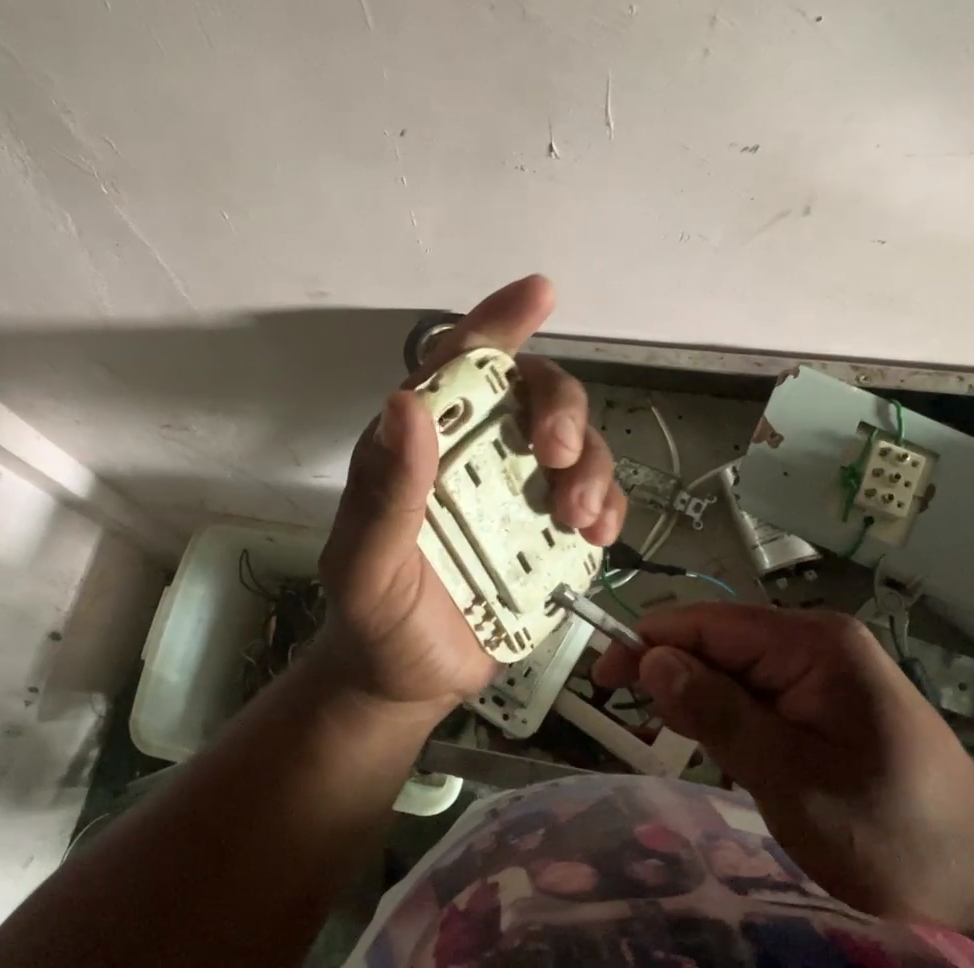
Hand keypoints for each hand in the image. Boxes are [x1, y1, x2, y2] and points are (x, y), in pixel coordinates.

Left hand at [315, 275, 626, 714]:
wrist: (406, 680)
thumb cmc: (375, 618)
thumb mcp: (365, 564)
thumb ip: (383, 492)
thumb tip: (407, 403)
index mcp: (420, 444)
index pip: (456, 364)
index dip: (496, 323)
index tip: (538, 293)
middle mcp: (474, 452)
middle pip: (532, 393)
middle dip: (559, 407)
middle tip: (560, 454)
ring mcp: (517, 490)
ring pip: (576, 442)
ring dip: (592, 464)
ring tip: (580, 516)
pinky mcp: (550, 531)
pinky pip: (595, 497)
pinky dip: (608, 504)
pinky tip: (598, 534)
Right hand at [593, 603, 973, 931]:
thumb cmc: (888, 828)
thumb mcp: (790, 777)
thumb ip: (717, 713)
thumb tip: (651, 659)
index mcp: (810, 643)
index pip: (705, 623)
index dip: (646, 643)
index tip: (603, 681)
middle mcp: (814, 640)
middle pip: (715, 641)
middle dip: (671, 676)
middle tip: (640, 727)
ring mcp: (821, 667)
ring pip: (730, 667)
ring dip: (699, 700)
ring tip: (689, 747)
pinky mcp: (823, 695)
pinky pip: (755, 690)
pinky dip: (728, 715)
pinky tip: (726, 750)